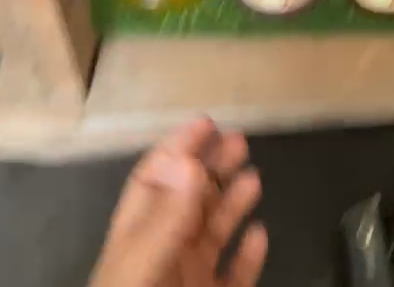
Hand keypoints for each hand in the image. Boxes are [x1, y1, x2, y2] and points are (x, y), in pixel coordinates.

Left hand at [89, 118, 268, 286]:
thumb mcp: (138, 275)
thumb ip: (163, 222)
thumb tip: (190, 159)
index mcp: (134, 249)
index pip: (152, 186)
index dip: (175, 152)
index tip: (205, 123)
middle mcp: (161, 263)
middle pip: (186, 203)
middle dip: (210, 166)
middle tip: (238, 138)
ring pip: (212, 236)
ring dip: (231, 202)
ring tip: (253, 176)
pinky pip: (234, 278)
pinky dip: (247, 256)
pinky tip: (259, 235)